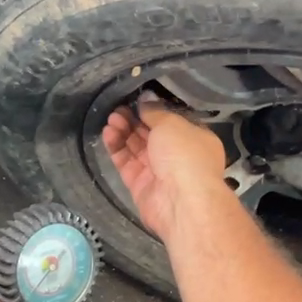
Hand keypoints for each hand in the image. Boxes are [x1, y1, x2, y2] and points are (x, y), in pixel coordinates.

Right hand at [102, 102, 228, 241]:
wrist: (182, 201)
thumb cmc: (184, 154)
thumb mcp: (171, 123)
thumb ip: (155, 111)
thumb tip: (146, 99)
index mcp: (193, 138)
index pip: (170, 121)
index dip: (152, 110)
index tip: (136, 99)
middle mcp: (177, 155)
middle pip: (151, 133)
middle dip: (134, 119)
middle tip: (118, 108)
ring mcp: (158, 171)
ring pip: (136, 147)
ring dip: (123, 131)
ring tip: (111, 118)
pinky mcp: (140, 185)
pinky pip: (126, 163)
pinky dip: (117, 148)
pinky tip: (108, 133)